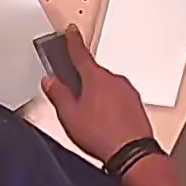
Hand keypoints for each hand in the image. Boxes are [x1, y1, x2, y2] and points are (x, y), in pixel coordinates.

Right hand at [39, 26, 154, 162]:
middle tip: (72, 97)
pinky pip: (118, 97)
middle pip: (92, 72)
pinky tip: (104, 121)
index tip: (70, 31)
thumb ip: (58, 94)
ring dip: (96, 95)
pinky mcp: (135, 103)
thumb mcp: (69, 115)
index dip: (72, 41)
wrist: (132, 154)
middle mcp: (114, 79)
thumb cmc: (103, 135)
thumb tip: (50, 81)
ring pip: (106, 86)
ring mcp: (127, 90)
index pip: (79, 52)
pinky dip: (109, 104)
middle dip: (82, 81)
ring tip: (89, 118)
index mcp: (95, 77)